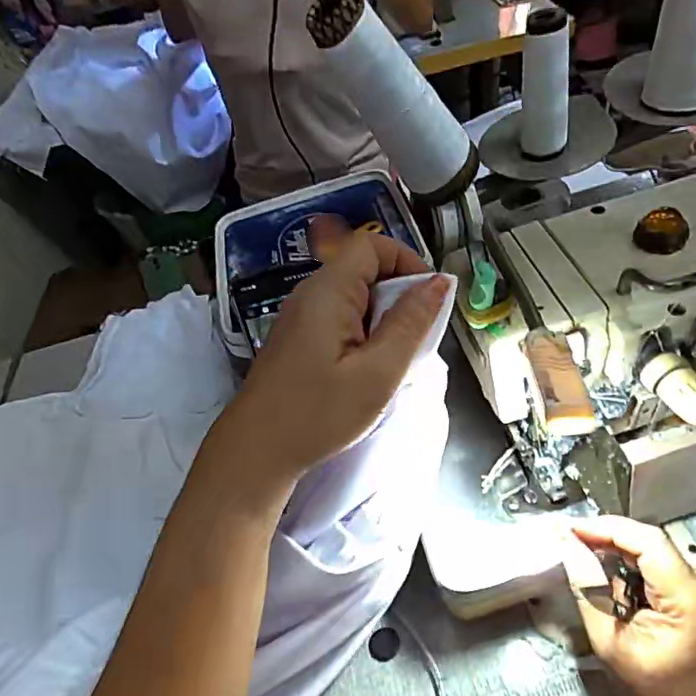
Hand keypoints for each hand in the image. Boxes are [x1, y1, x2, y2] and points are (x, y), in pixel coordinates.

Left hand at [211, 217, 448, 487]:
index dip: (407, 261)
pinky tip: (368, 370)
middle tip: (414, 341)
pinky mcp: (299, 339)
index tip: (428, 300)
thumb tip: (439, 282)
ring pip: (355, 297)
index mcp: (328, 291)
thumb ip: (411, 323)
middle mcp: (311, 294)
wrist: (256, 451)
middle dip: (399, 296)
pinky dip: (365, 334)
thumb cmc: (319, 414)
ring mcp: (301, 317)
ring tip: (392, 360)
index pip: (372, 244)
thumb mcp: (378, 372)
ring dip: (384, 319)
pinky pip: (341, 319)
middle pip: (364, 269)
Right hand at [564, 516, 695, 695]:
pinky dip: (629, 559)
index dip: (608, 529)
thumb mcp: (614, 646)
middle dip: (608, 534)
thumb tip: (570, 554)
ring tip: (582, 549)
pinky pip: (658, 560)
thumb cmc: (661, 689)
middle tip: (571, 537)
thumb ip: (591, 596)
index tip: (573, 529)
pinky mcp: (695, 585)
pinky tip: (607, 567)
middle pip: (650, 540)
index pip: (648, 543)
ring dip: (617, 545)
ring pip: (652, 547)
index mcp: (687, 597)